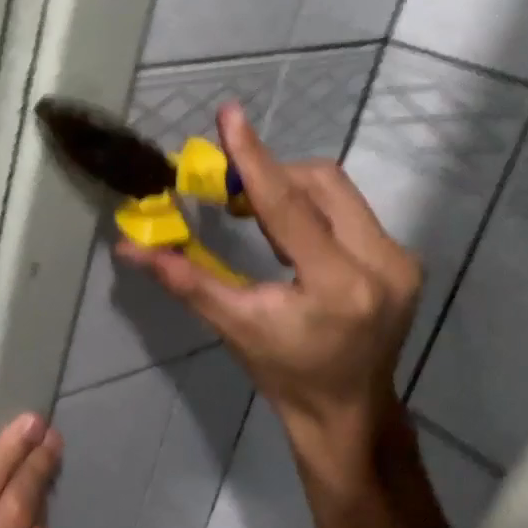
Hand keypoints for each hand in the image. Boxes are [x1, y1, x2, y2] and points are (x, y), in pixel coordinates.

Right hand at [117, 103, 422, 480]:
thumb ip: (182, 277)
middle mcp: (381, 264)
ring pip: (335, 190)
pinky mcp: (400, 259)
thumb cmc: (284, 369)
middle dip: (268, 175)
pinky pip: (346, 208)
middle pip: (319, 183)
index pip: (288, 205)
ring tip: (251, 216)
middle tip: (227, 193)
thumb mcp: (231, 323)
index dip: (252, 158)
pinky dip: (307, 204)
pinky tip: (282, 230)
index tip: (229, 116)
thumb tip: (128, 244)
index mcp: (339, 283)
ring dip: (287, 188)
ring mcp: (398, 260)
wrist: (350, 411)